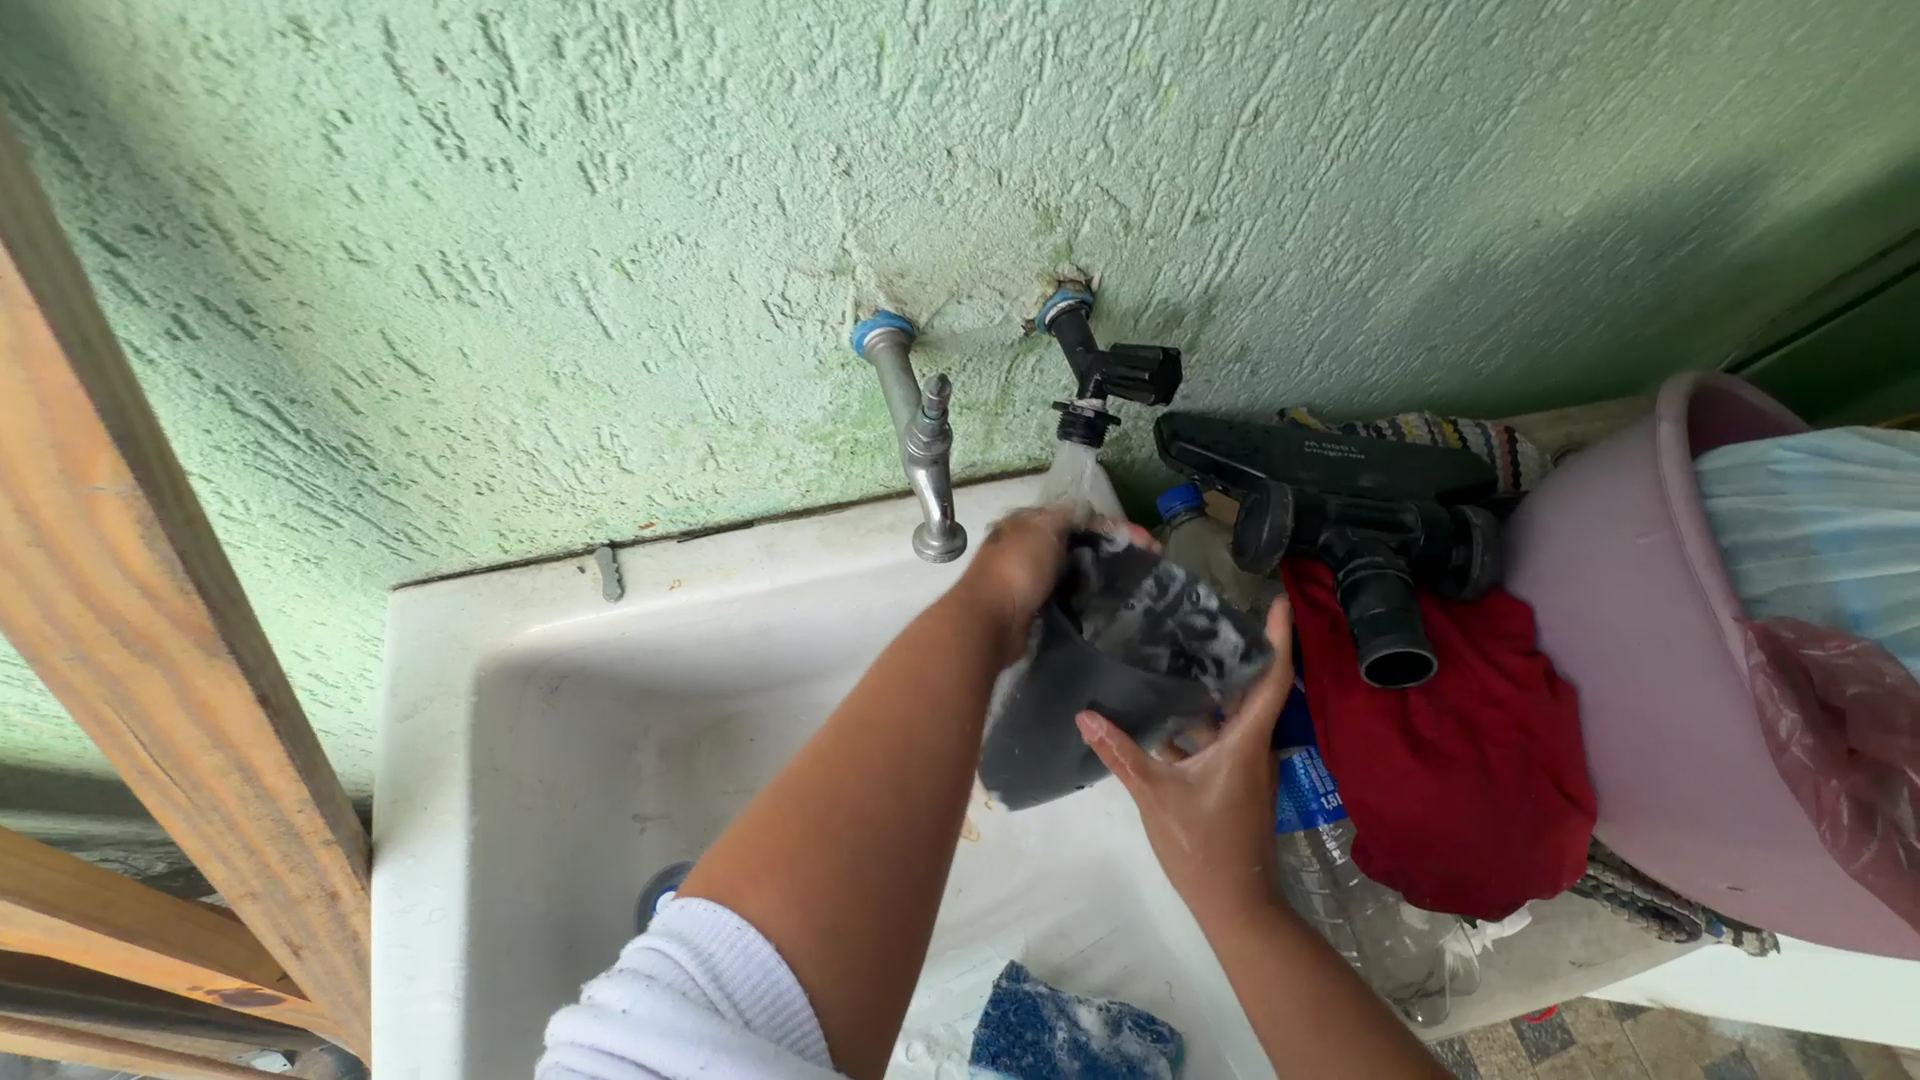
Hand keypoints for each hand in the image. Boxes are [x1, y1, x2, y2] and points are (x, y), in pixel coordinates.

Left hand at [950, 505, 1156, 665]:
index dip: (1117, 528)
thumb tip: (1088, 513)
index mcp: (1030, 522)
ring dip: (1103, 575)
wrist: (989, 620)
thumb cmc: (1016, 568)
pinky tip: (1109, 603)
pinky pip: (1069, 596)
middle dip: (1114, 551)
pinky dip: (1088, 597)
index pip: (1082, 517)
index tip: (1148, 544)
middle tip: (1147, 566)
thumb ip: (1068, 516)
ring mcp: (1032, 578)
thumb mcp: (1044, 528)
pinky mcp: (1036, 606)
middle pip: (1081, 544)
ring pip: (1077, 571)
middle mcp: (1030, 547)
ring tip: (1136, 585)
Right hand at [1077, 598, 1295, 918]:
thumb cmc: (1203, 846)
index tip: (1278, 601)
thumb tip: (1085, 714)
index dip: (1278, 637)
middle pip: (1251, 689)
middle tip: (1202, 617)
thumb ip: (1121, 752)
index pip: (1271, 678)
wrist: (1237, 904)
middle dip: (1232, 653)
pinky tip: (1162, 716)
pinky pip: (1220, 738)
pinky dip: (1197, 723)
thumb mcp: (1155, 795)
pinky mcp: (1235, 782)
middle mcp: (1254, 746)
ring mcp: (1247, 766)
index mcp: (1246, 741)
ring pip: (1231, 715)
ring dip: (1208, 690)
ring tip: (1174, 656)